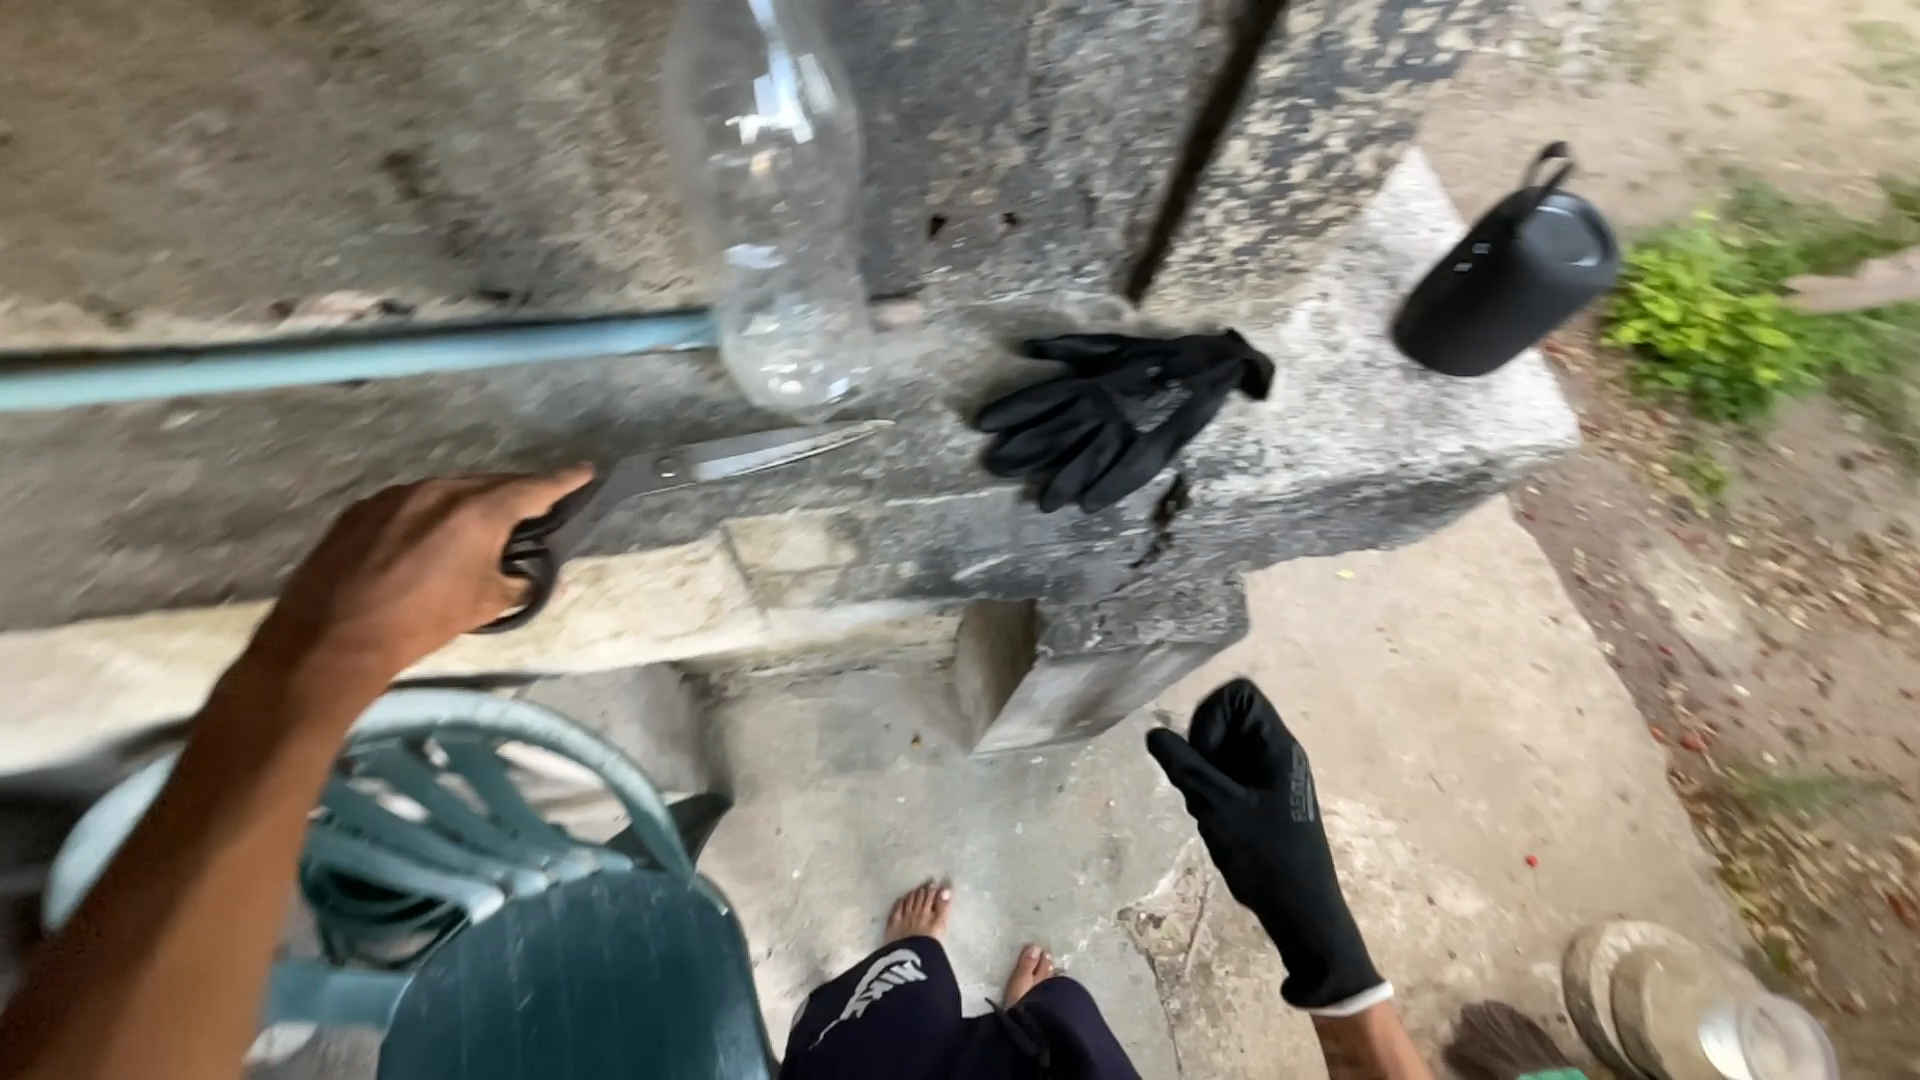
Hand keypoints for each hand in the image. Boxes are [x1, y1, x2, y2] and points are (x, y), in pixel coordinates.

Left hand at [249, 467, 593, 678]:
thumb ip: (525, 584)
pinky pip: (413, 502)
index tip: (585, 471)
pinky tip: (431, 539)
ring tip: (483, 526)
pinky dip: (434, 513)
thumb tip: (549, 582)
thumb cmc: (425, 619)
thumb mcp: (489, 603)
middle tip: (536, 507)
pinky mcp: (363, 508)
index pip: (536, 488)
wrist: (332, 637)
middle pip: (493, 483)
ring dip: (474, 503)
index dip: (565, 480)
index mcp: (481, 511)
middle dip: (518, 493)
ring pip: (451, 490)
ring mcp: (397, 495)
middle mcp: (440, 490)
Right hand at [1146, 678, 1386, 1012]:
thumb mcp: (1217, 808)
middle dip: (1203, 744)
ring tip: (1205, 804)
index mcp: (1277, 746)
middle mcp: (1276, 752)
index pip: (1239, 695)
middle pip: (1229, 718)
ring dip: (1204, 768)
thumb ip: (1184, 766)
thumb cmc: (1266, 857)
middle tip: (1198, 781)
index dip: (1212, 714)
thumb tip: (1153, 733)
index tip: (1203, 752)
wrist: (1304, 914)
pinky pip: (1229, 771)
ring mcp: (1271, 775)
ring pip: (1224, 747)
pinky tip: (1212, 817)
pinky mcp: (1263, 796)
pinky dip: (1212, 785)